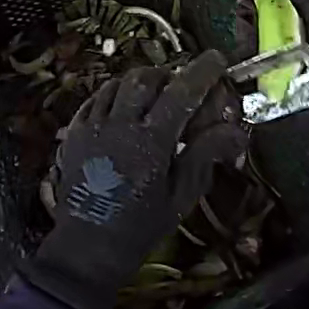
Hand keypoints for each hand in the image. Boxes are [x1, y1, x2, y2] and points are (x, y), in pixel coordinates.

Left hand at [21, 51, 246, 308]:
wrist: (88, 249)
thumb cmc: (141, 227)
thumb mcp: (182, 196)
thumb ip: (205, 155)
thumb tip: (235, 129)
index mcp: (151, 143)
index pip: (181, 92)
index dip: (202, 71)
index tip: (217, 59)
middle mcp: (120, 126)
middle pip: (146, 79)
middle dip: (169, 74)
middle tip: (182, 84)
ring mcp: (92, 127)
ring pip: (118, 84)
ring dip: (141, 81)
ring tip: (154, 93)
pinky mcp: (73, 133)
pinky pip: (95, 99)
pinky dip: (113, 94)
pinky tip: (123, 106)